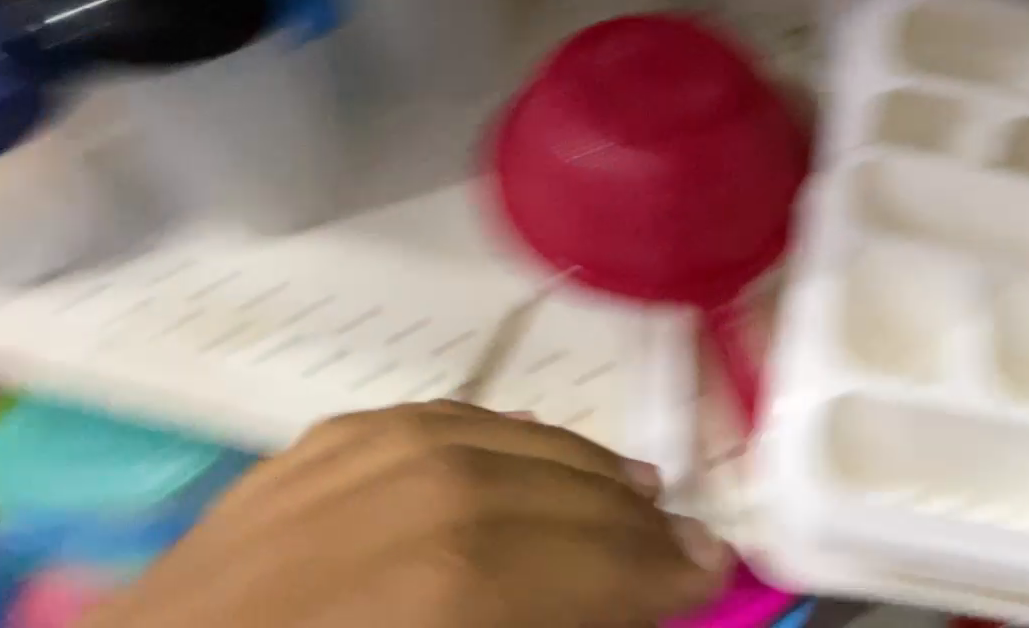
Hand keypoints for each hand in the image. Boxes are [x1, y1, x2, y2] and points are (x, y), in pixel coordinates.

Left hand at [86, 401, 729, 627]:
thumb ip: (544, 617)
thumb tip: (632, 600)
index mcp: (429, 594)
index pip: (575, 567)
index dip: (653, 572)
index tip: (709, 573)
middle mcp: (390, 505)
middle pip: (547, 498)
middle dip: (629, 523)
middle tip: (683, 540)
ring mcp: (345, 459)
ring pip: (506, 441)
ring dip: (583, 466)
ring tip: (635, 487)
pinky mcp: (320, 443)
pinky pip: (443, 421)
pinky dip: (508, 434)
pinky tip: (540, 447)